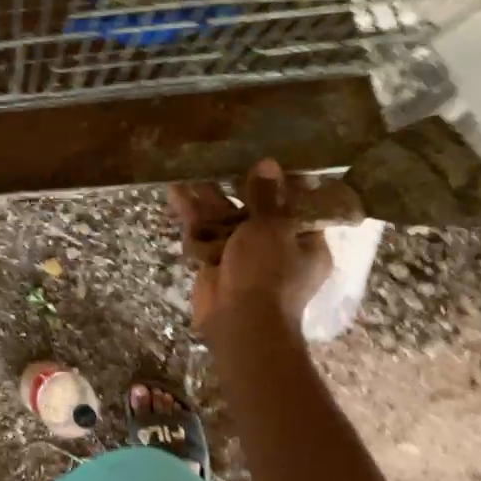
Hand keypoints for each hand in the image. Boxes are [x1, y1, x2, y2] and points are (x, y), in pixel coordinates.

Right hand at [171, 159, 332, 344]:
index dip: (280, 182)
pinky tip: (175, 192)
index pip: (296, 206)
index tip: (263, 157)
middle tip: (219, 158)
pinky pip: (205, 235)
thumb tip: (269, 163)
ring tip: (189, 169)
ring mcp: (244, 257)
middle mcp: (277, 248)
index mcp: (305, 242)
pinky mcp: (217, 264)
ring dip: (208, 198)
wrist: (240, 323)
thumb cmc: (268, 272)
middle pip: (255, 210)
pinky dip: (191, 216)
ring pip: (226, 220)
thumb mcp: (272, 228)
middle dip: (235, 187)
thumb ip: (267, 196)